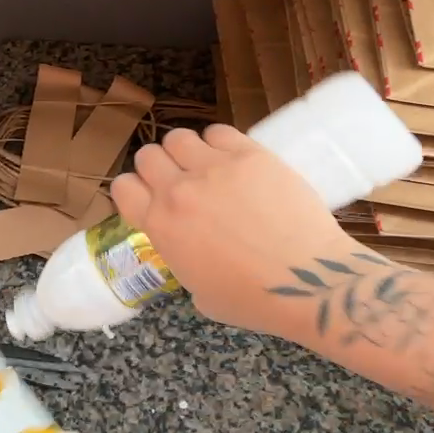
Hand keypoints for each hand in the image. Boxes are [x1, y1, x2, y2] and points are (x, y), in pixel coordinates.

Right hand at [111, 124, 351, 333]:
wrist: (310, 283)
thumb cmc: (254, 300)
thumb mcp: (196, 290)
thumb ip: (179, 257)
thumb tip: (187, 245)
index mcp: (160, 225)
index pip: (123, 186)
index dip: (135, 190)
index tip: (151, 197)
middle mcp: (178, 190)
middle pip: (148, 155)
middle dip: (160, 167)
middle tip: (181, 180)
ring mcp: (213, 169)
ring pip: (179, 138)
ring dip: (187, 151)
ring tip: (207, 165)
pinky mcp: (249, 155)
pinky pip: (218, 132)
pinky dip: (220, 143)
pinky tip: (233, 159)